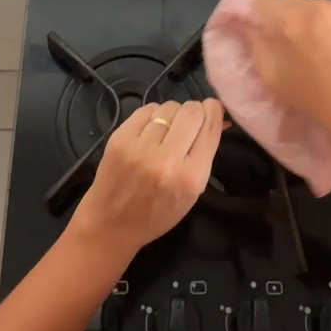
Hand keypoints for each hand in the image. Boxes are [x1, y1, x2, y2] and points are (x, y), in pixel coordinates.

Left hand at [66, 98, 223, 261]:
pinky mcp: (120, 138)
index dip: (214, 111)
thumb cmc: (158, 214)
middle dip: (195, 111)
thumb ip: (206, 154)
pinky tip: (151, 129)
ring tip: (168, 129)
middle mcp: (167, 160)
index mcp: (190, 177)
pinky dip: (153, 114)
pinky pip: (146, 109)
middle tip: (190, 122)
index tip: (213, 109)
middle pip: (191, 111)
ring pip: (168, 107)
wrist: (111, 223)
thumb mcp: (192, 192)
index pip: (209, 127)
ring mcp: (140, 147)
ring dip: (173, 113)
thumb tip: (219, 119)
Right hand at [250, 0, 330, 146]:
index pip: (261, 0)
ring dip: (311, 22)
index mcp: (285, 18)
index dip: (260, 17)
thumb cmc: (312, 97)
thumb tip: (242, 22)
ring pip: (315, 7)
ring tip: (320, 51)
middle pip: (289, 2)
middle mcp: (312, 4)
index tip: (265, 37)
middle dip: (287, 20)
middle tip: (292, 48)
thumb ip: (253, 42)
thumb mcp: (270, 75)